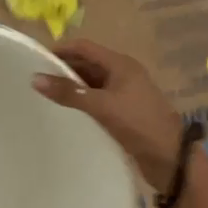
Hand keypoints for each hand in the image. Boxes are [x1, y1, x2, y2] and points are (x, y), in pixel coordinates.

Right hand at [33, 38, 187, 181]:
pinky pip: (97, 98)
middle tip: (38, 79)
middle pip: (87, 63)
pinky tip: (67, 109)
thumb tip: (34, 79)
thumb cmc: (139, 124)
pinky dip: (82, 99)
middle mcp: (123, 73)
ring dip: (72, 85)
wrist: (172, 161)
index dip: (61, 50)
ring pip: (91, 81)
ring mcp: (125, 92)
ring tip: (47, 94)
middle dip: (64, 69)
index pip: (84, 47)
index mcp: (121, 64)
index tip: (36, 60)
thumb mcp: (102, 106)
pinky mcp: (125, 110)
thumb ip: (69, 92)